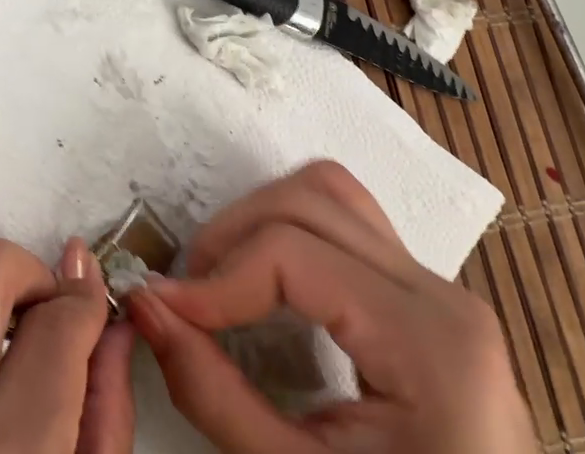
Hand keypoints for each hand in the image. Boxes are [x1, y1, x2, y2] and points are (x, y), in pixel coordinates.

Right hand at [122, 162, 535, 453]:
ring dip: (258, 222)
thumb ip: (212, 392)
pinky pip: (343, 223)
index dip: (214, 278)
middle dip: (231, 236)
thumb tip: (143, 304)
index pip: (291, 253)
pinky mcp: (424, 296)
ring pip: (329, 193)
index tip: (163, 313)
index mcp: (429, 344)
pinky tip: (262, 288)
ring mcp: (438, 290)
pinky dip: (286, 232)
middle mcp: (441, 296)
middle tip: (189, 298)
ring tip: (221, 282)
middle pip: (310, 199)